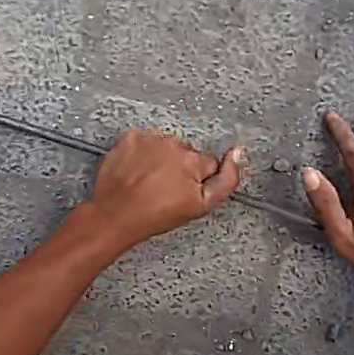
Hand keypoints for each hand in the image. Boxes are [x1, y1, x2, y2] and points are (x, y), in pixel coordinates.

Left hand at [86, 130, 243, 246]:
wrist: (115, 215)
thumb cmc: (155, 214)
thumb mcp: (201, 206)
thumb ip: (227, 179)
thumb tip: (238, 153)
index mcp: (193, 159)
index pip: (208, 164)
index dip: (198, 181)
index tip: (185, 192)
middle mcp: (173, 143)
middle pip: (187, 154)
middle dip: (180, 169)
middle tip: (166, 190)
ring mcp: (149, 139)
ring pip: (165, 147)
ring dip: (161, 160)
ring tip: (149, 183)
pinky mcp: (130, 139)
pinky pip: (144, 142)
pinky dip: (142, 154)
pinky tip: (138, 172)